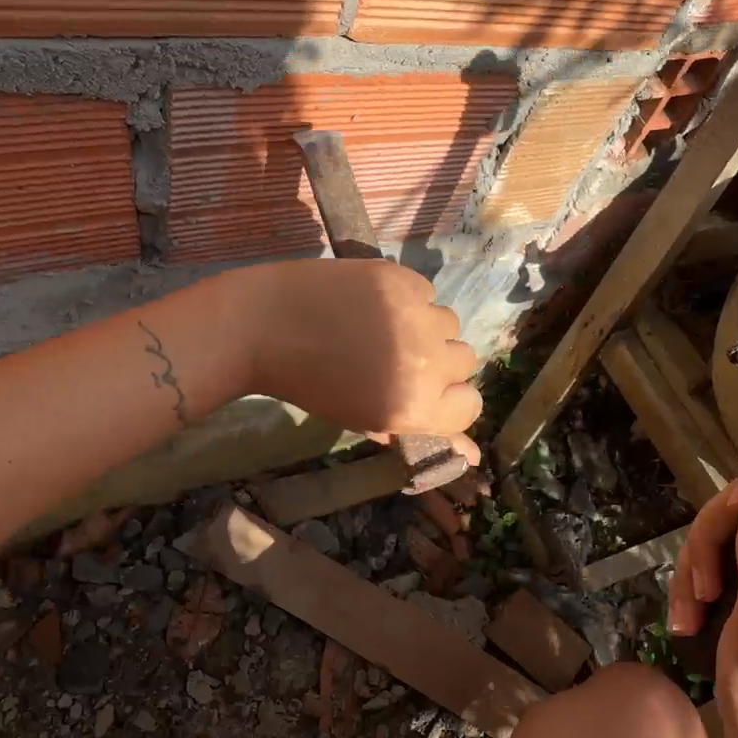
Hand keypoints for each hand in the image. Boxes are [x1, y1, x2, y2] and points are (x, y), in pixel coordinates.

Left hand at [231, 259, 482, 460]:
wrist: (264, 327)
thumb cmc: (311, 384)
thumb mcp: (367, 418)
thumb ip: (422, 434)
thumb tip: (473, 456)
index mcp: (417, 408)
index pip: (470, 405)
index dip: (449, 398)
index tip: (424, 389)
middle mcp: (427, 364)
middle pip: (465, 360)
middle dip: (439, 360)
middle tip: (399, 356)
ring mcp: (417, 317)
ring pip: (449, 322)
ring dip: (426, 325)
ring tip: (383, 326)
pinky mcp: (403, 280)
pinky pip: (426, 291)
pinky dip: (408, 296)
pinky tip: (372, 302)